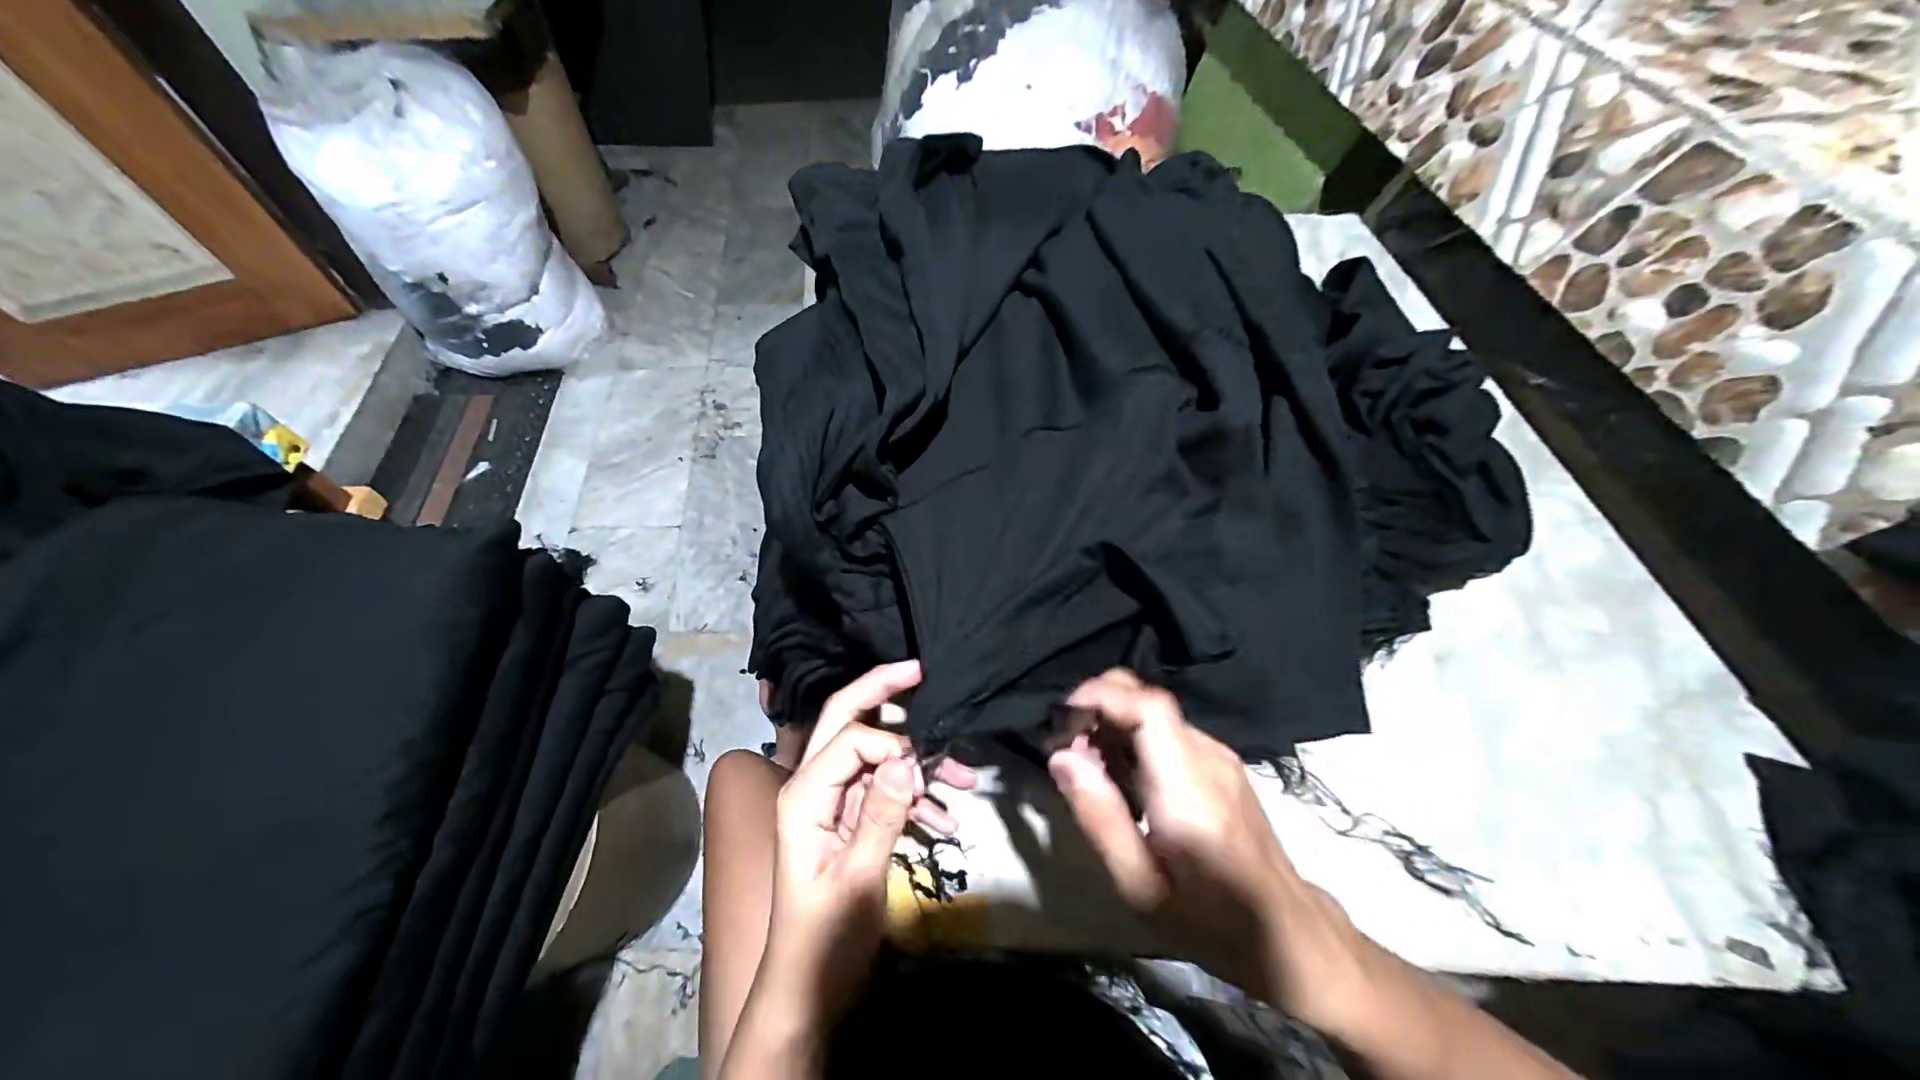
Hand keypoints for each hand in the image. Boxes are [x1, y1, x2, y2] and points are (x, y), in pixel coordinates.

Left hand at [760, 661, 975, 1024]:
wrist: (809, 987)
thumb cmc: (826, 936)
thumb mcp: (859, 878)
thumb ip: (882, 814)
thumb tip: (906, 759)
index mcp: (804, 794)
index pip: (851, 739)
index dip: (894, 745)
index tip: (930, 771)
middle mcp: (814, 785)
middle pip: (848, 721)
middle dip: (885, 693)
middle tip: (923, 671)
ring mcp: (833, 801)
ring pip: (876, 757)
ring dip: (917, 762)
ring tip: (965, 777)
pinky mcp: (850, 819)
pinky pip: (886, 791)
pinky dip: (916, 798)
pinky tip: (947, 819)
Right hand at [1047, 669, 1365, 1030]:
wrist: (1287, 934)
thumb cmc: (1209, 921)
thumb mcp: (1139, 886)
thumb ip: (1099, 817)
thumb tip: (1061, 757)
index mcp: (1188, 787)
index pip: (1149, 706)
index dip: (1101, 695)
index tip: (1062, 719)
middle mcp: (1208, 757)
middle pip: (1148, 699)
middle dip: (1098, 708)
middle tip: (1067, 750)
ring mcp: (1220, 757)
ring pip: (1155, 715)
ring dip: (1114, 727)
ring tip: (1089, 772)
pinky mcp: (1222, 765)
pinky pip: (1169, 734)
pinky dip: (1135, 741)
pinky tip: (1124, 782)